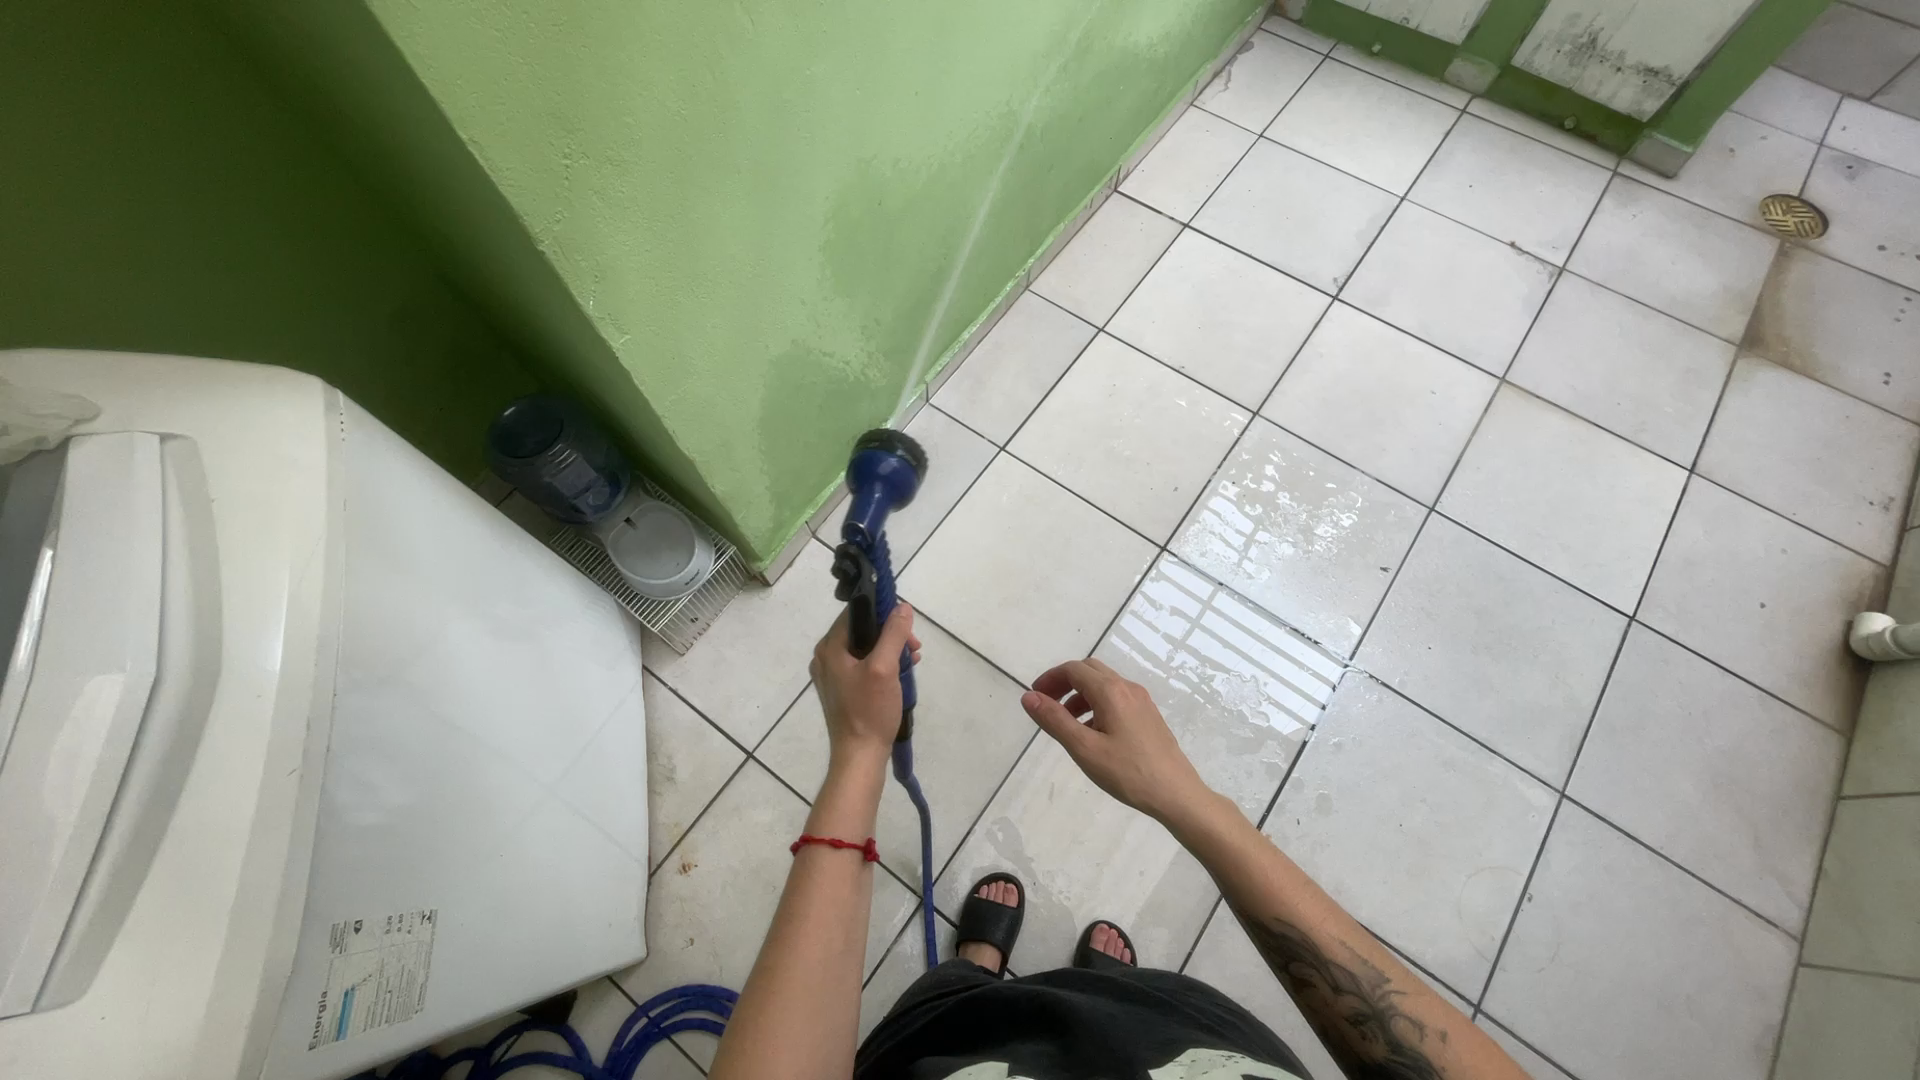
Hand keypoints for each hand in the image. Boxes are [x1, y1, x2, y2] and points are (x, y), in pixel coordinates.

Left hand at [809, 603, 920, 763]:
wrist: (859, 756)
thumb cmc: (870, 711)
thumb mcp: (885, 668)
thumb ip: (893, 634)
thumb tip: (902, 608)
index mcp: (830, 648)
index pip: (855, 613)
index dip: (882, 612)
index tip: (906, 624)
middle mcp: (826, 657)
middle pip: (862, 631)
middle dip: (891, 634)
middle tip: (914, 647)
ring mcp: (833, 675)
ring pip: (866, 649)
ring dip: (891, 650)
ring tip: (912, 661)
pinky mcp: (843, 690)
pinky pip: (865, 666)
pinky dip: (884, 666)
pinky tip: (902, 675)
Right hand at [1021, 658, 1211, 823]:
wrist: (1177, 794)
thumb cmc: (1128, 772)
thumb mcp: (1084, 749)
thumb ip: (1054, 720)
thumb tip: (1028, 697)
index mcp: (1111, 691)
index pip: (1073, 669)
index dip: (1050, 679)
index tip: (1034, 698)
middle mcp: (1127, 688)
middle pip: (1089, 671)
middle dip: (1064, 683)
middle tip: (1047, 706)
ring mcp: (1141, 701)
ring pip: (1104, 685)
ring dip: (1080, 695)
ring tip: (1067, 724)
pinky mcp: (1149, 715)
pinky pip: (1116, 699)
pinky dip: (1097, 705)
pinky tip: (1093, 734)